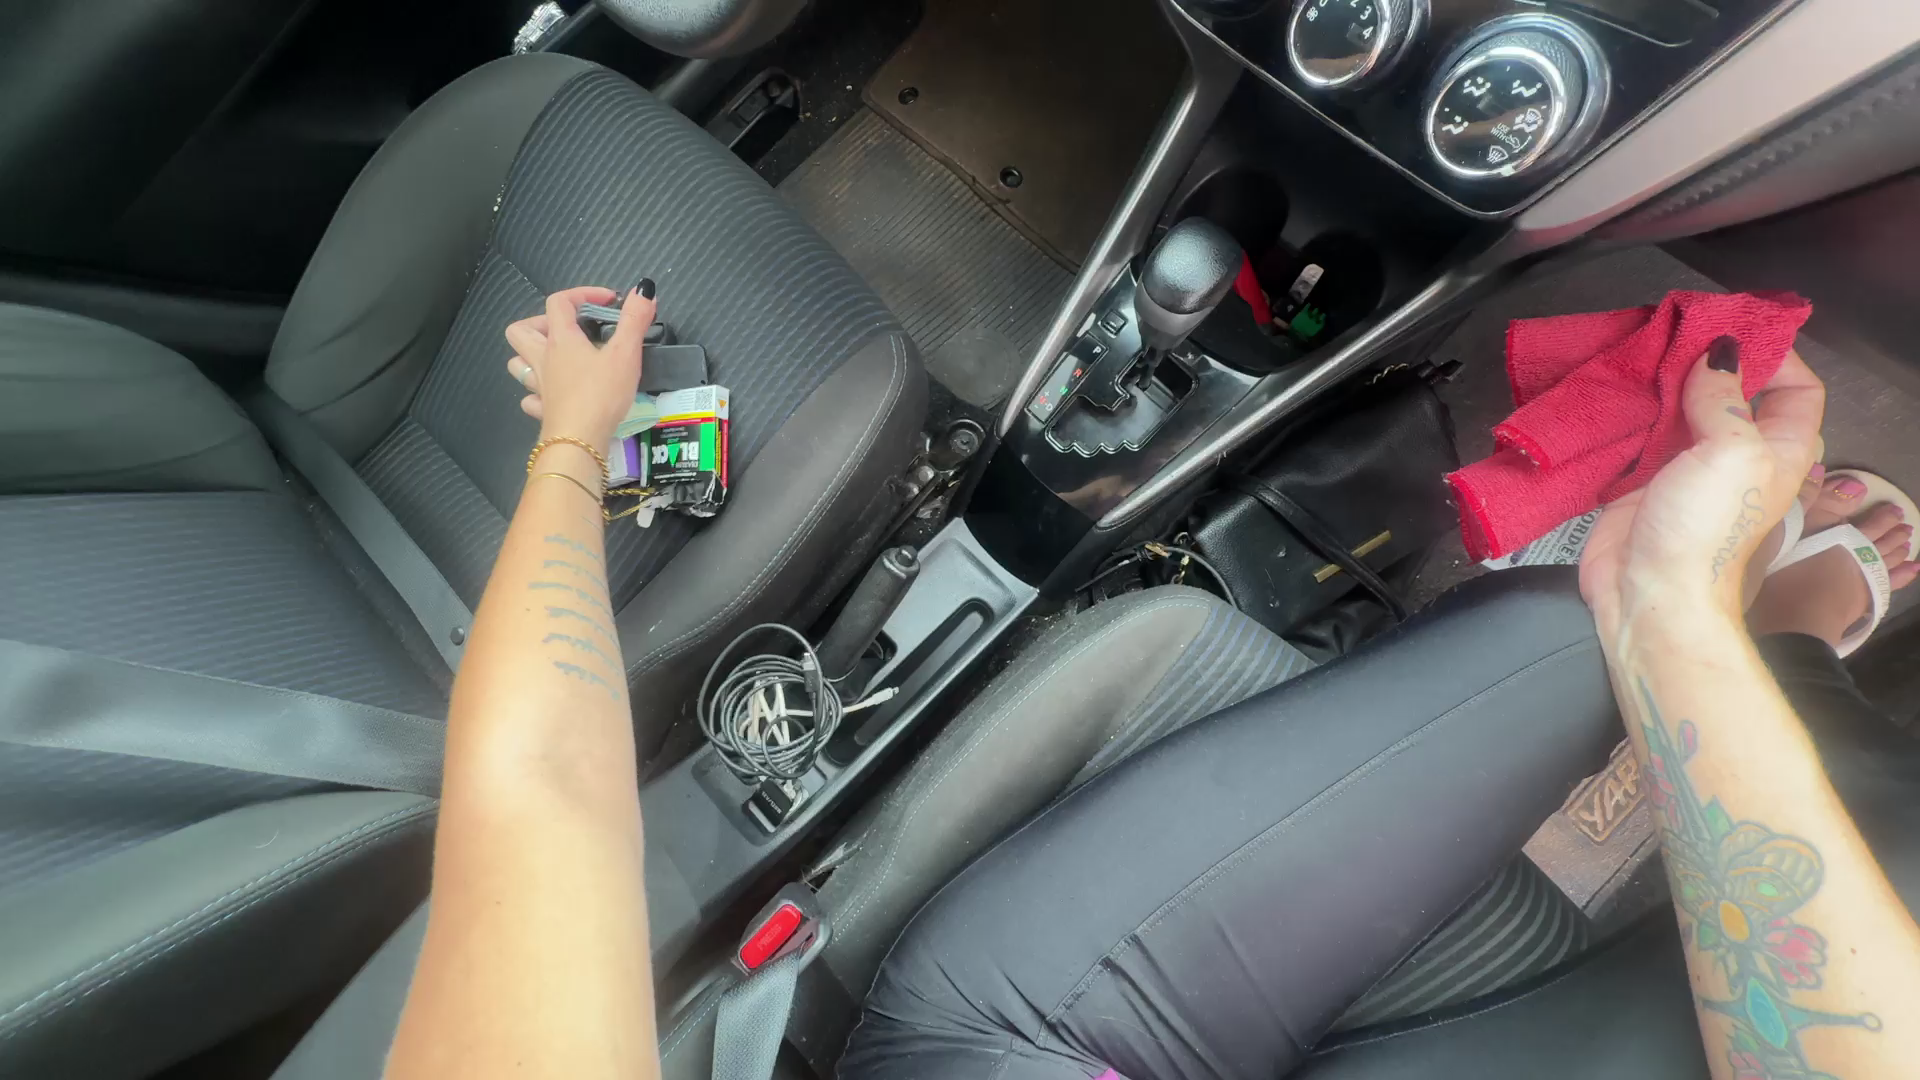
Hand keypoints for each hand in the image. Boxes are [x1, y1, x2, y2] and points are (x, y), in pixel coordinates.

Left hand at [504, 283, 654, 449]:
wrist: (580, 439)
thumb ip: (635, 321)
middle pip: (523, 330)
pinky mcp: (544, 411)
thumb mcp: (626, 354)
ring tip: (556, 360)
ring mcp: (540, 386)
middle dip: (540, 323)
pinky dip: (538, 394)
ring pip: (518, 363)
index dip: (583, 294)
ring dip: (531, 356)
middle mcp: (544, 359)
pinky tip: (555, 396)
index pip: (560, 302)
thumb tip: (645, 289)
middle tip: (568, 331)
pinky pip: (531, 398)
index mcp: (562, 340)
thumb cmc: (602, 393)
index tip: (609, 301)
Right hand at [1580, 342, 1825, 642]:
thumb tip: (1719, 352)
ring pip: (1675, 416)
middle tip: (1669, 338)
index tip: (1728, 330)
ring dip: (1656, 391)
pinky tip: (1605, 402)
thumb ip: (1723, 400)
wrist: (1649, 587)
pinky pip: (1632, 442)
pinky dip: (1622, 421)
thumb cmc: (1705, 525)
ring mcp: (1681, 469)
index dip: (1773, 356)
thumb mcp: (1731, 453)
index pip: (1795, 388)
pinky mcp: (1634, 483)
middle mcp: (1734, 454)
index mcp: (1780, 447)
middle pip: (1729, 397)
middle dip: (1703, 367)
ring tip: (1631, 362)